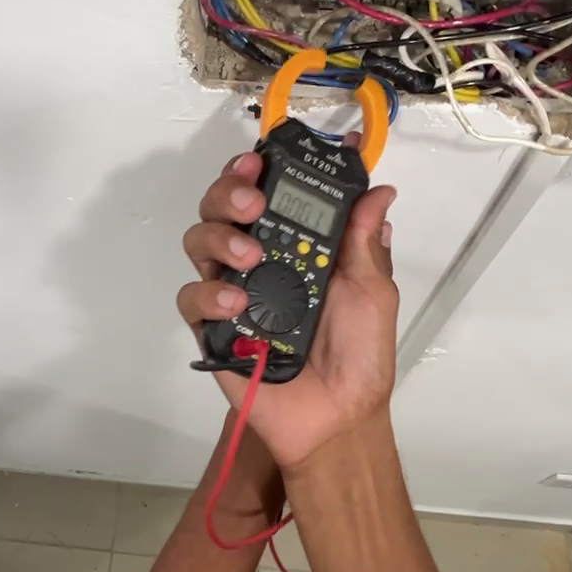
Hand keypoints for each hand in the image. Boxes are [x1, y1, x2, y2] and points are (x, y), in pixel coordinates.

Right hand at [177, 149, 398, 471]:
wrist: (337, 416)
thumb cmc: (359, 352)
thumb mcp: (373, 290)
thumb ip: (365, 241)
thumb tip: (381, 191)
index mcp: (296, 243)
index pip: (269, 192)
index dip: (261, 168)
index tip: (266, 155)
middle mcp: (258, 257)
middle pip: (223, 205)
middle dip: (231, 190)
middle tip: (254, 200)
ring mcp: (231, 289)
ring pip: (198, 239)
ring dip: (220, 235)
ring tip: (250, 255)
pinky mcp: (211, 326)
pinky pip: (190, 296)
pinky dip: (208, 292)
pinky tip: (237, 302)